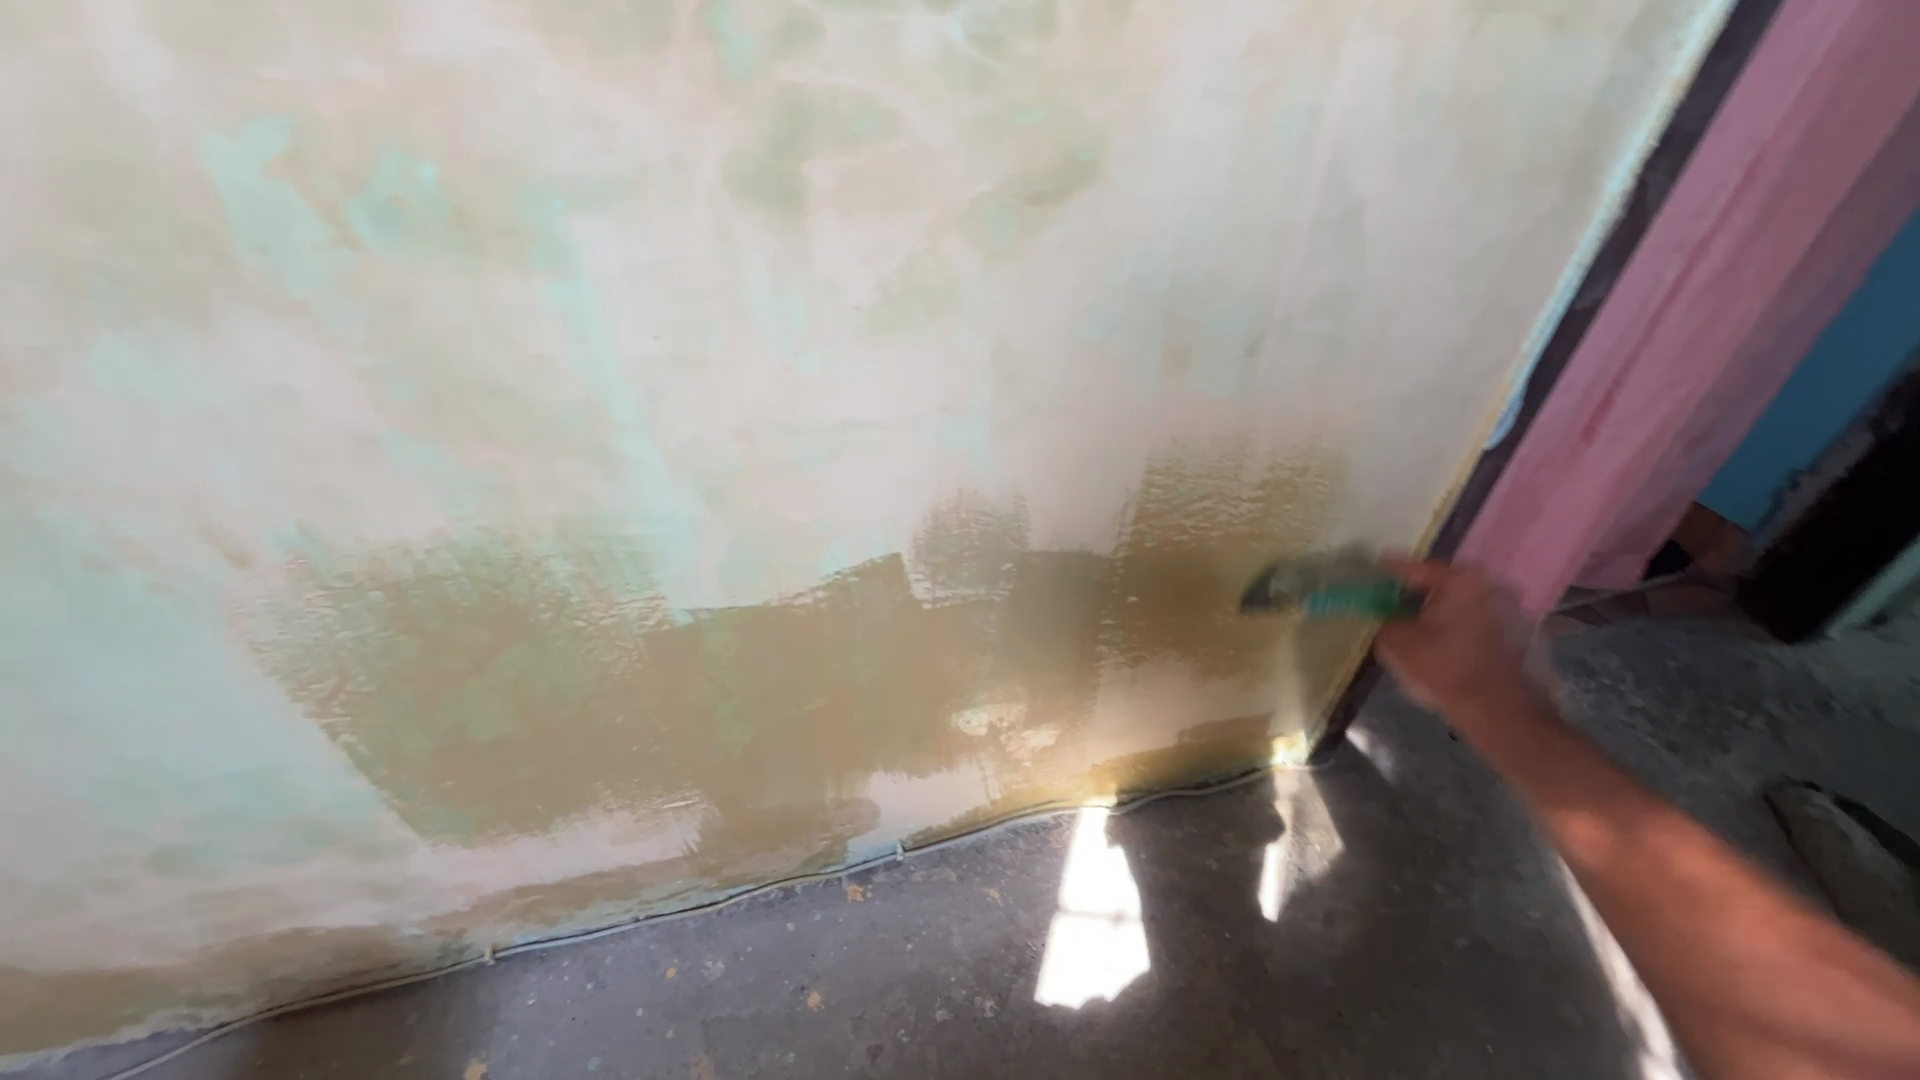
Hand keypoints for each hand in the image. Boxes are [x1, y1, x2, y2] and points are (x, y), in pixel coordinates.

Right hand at [1371, 557, 1556, 730]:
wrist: (1504, 713)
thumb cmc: (1445, 669)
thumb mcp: (1396, 644)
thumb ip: (1384, 620)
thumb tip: (1385, 616)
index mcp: (1462, 579)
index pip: (1415, 568)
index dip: (1389, 573)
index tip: (1373, 575)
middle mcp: (1495, 586)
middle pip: (1447, 586)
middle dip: (1422, 595)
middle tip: (1398, 607)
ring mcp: (1518, 611)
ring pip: (1469, 606)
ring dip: (1448, 615)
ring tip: (1426, 633)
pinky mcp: (1531, 637)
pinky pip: (1487, 626)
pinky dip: (1469, 632)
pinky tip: (1454, 652)